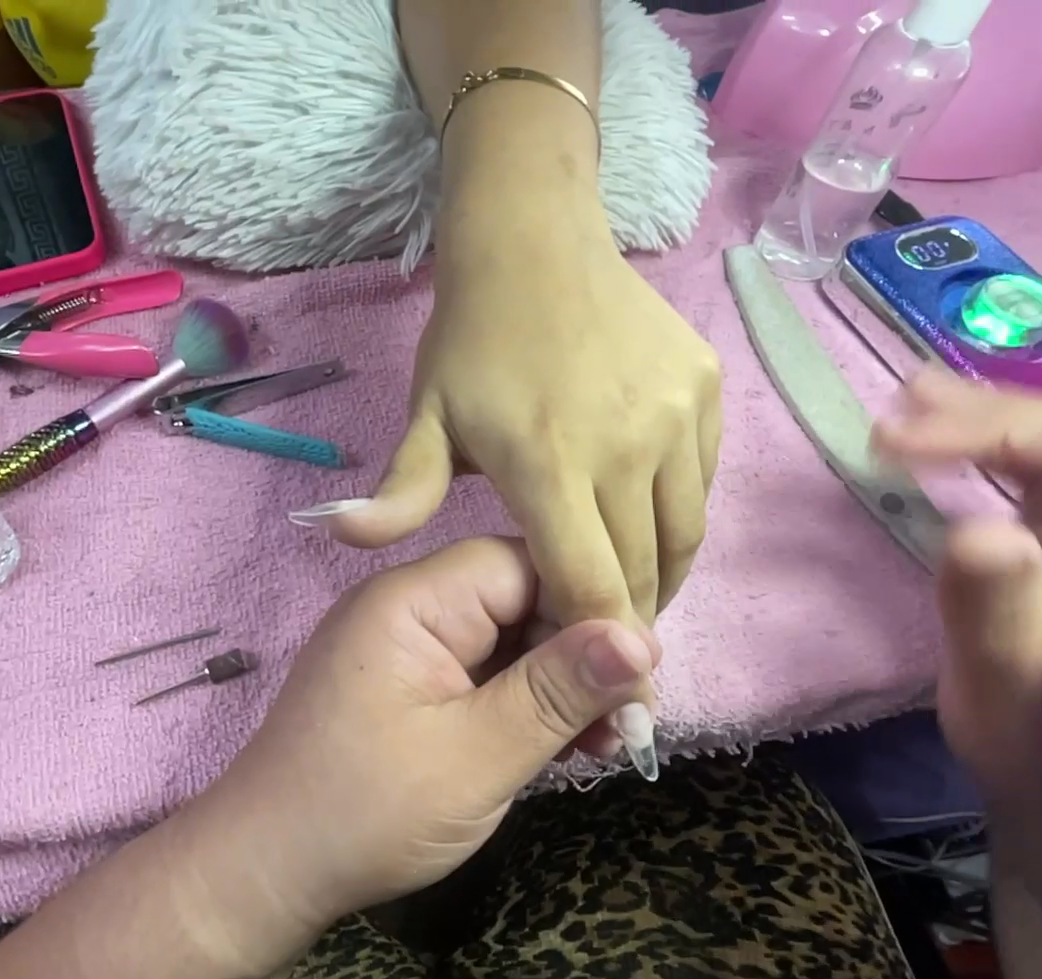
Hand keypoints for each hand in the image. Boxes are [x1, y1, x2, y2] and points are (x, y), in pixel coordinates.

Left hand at [189, 537, 659, 940]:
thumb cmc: (366, 811)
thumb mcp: (475, 755)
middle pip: (519, 600)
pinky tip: (571, 745)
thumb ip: (557, 692)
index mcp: (412, 600)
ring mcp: (410, 649)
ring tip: (612, 741)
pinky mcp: (413, 687)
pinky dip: (526, 707)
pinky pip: (485, 677)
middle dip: (581, 655)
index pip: (522, 562)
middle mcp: (409, 608)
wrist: (268, 870)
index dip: (589, 603)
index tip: (645, 667)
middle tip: (636, 717)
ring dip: (561, 688)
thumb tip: (642, 638)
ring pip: (509, 643)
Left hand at [304, 229, 722, 630]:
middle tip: (603, 646)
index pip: (588, 586)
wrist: (533, 243)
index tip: (588, 673)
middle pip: (644, 572)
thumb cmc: (471, 342)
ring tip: (631, 597)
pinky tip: (647, 527)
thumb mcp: (426, 419)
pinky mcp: (705, 390)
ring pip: (686, 534)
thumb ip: (399, 492)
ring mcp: (676, 415)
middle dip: (626, 622)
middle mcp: (626, 446)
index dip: (592, 644)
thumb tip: (336, 533)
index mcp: (548, 464)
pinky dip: (679, 521)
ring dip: (662, 579)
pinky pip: (703, 483)